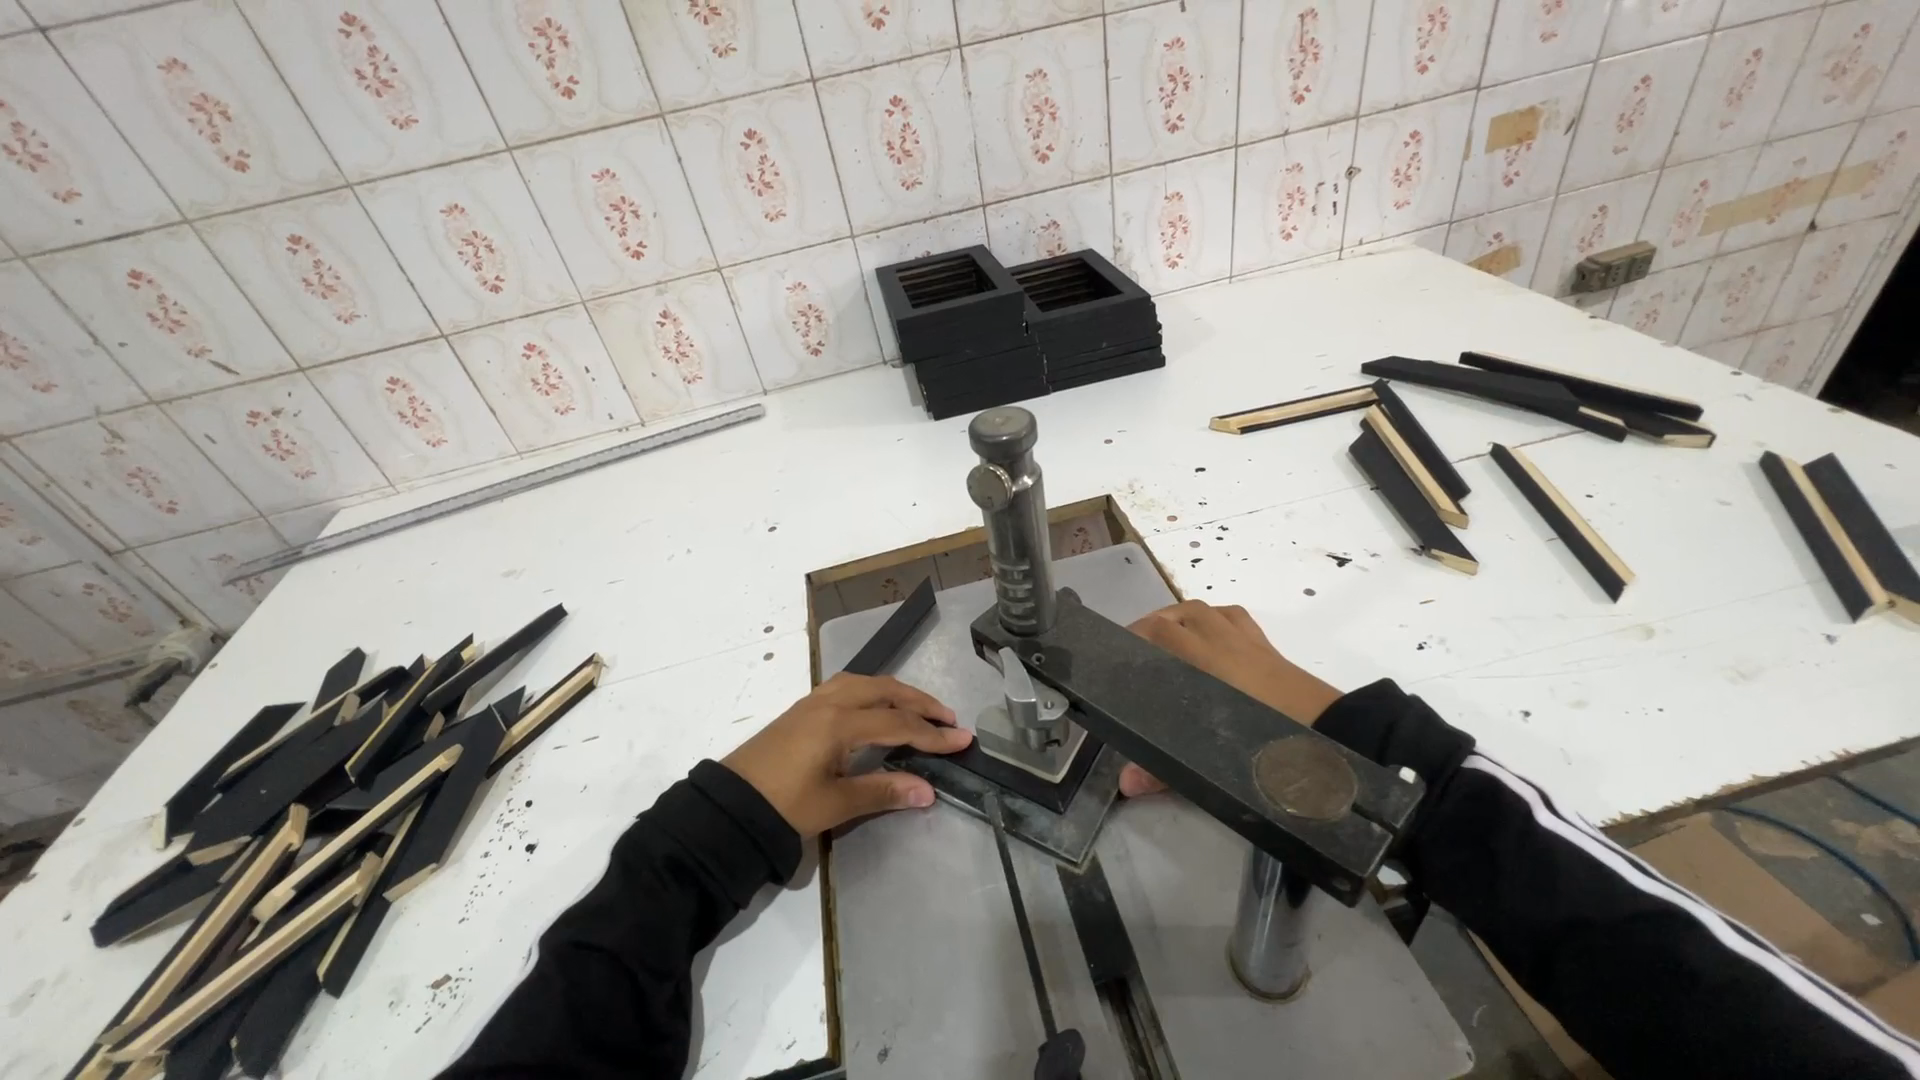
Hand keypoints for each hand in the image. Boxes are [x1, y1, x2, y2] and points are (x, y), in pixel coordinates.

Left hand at [722, 673, 972, 837]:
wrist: (728, 806)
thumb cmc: (782, 806)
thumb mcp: (835, 804)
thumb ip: (883, 792)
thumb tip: (928, 790)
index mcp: (840, 723)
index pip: (899, 723)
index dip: (934, 734)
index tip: (964, 740)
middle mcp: (829, 702)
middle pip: (886, 691)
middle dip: (920, 703)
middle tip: (948, 719)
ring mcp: (813, 702)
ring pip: (865, 683)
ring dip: (896, 692)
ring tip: (918, 709)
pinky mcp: (802, 710)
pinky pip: (847, 686)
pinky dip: (873, 691)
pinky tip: (877, 706)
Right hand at [1119, 601, 1342, 797]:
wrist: (1338, 740)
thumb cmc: (1272, 749)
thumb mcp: (1215, 765)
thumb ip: (1165, 773)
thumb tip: (1126, 782)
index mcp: (1207, 662)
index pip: (1158, 631)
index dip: (1131, 635)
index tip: (1115, 654)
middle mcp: (1224, 643)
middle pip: (1179, 616)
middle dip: (1150, 626)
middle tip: (1134, 652)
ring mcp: (1250, 643)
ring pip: (1206, 611)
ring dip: (1181, 618)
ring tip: (1166, 640)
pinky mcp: (1270, 650)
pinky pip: (1235, 619)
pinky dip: (1215, 620)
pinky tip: (1209, 639)